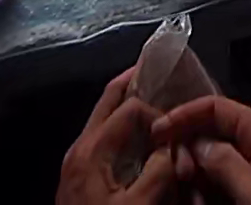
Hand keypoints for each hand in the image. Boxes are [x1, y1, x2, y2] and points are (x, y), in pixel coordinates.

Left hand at [58, 69, 176, 204]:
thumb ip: (158, 173)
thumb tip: (172, 149)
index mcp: (91, 148)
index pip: (129, 107)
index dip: (156, 112)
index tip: (175, 132)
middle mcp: (79, 146)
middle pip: (108, 98)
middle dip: (133, 83)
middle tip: (157, 74)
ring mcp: (75, 160)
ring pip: (103, 117)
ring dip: (127, 108)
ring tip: (152, 109)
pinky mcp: (77, 176)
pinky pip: (101, 138)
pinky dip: (120, 131)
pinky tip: (137, 144)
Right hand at [153, 96, 250, 204]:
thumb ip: (224, 161)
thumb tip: (195, 143)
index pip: (215, 106)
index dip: (184, 114)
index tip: (157, 131)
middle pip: (212, 129)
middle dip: (189, 147)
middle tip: (173, 171)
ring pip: (213, 156)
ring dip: (195, 172)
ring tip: (184, 189)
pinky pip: (221, 178)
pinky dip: (205, 188)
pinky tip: (196, 201)